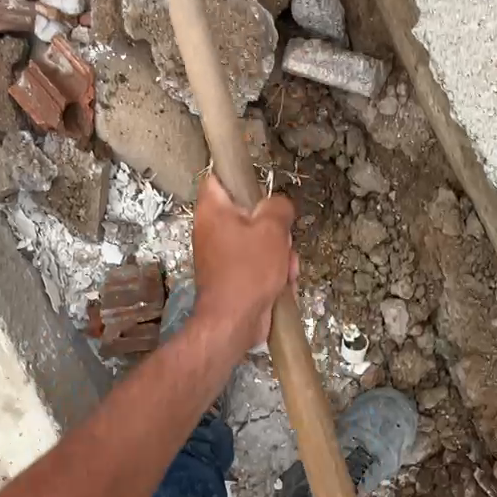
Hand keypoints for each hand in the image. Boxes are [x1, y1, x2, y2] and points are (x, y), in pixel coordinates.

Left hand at [191, 174, 297, 353]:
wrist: (234, 322)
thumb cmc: (247, 271)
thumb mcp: (272, 229)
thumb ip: (278, 207)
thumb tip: (279, 205)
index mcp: (212, 209)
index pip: (218, 177)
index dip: (238, 174)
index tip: (259, 180)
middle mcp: (212, 229)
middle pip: (249, 212)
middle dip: (273, 226)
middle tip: (281, 238)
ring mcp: (221, 254)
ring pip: (259, 240)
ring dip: (279, 253)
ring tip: (285, 268)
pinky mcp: (233, 275)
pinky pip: (259, 263)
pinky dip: (273, 272)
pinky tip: (282, 284)